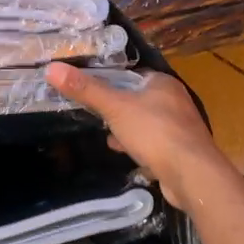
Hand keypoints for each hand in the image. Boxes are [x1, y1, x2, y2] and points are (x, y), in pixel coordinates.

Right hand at [44, 63, 227, 205]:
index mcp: (163, 83)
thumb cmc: (154, 133)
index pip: (132, 76)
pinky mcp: (180, 152)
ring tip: (108, 137)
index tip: (90, 90)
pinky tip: (126, 155)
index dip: (111, 82)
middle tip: (95, 116)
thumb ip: (86, 90)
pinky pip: (154, 145)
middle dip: (117, 110)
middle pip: (138, 100)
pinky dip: (139, 148)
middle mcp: (175, 101)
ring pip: (145, 124)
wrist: (192, 174)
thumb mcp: (115, 108)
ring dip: (127, 131)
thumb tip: (52, 68)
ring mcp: (180, 128)